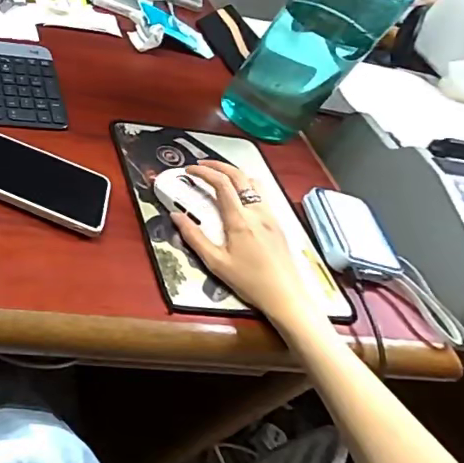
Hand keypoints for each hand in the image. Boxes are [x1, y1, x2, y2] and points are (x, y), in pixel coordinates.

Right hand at [170, 161, 324, 331]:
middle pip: (239, 176)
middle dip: (218, 165)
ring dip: (235, 173)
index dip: (204, 172)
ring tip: (220, 176)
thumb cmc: (250, 282)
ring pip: (254, 182)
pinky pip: (262, 194)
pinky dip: (246, 186)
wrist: (287, 297)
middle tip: (202, 165)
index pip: (222, 184)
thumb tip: (176, 216)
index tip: (190, 170)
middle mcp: (257, 212)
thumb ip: (194, 237)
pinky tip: (239, 197)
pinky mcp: (278, 223)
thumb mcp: (215, 263)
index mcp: (240, 221)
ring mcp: (271, 216)